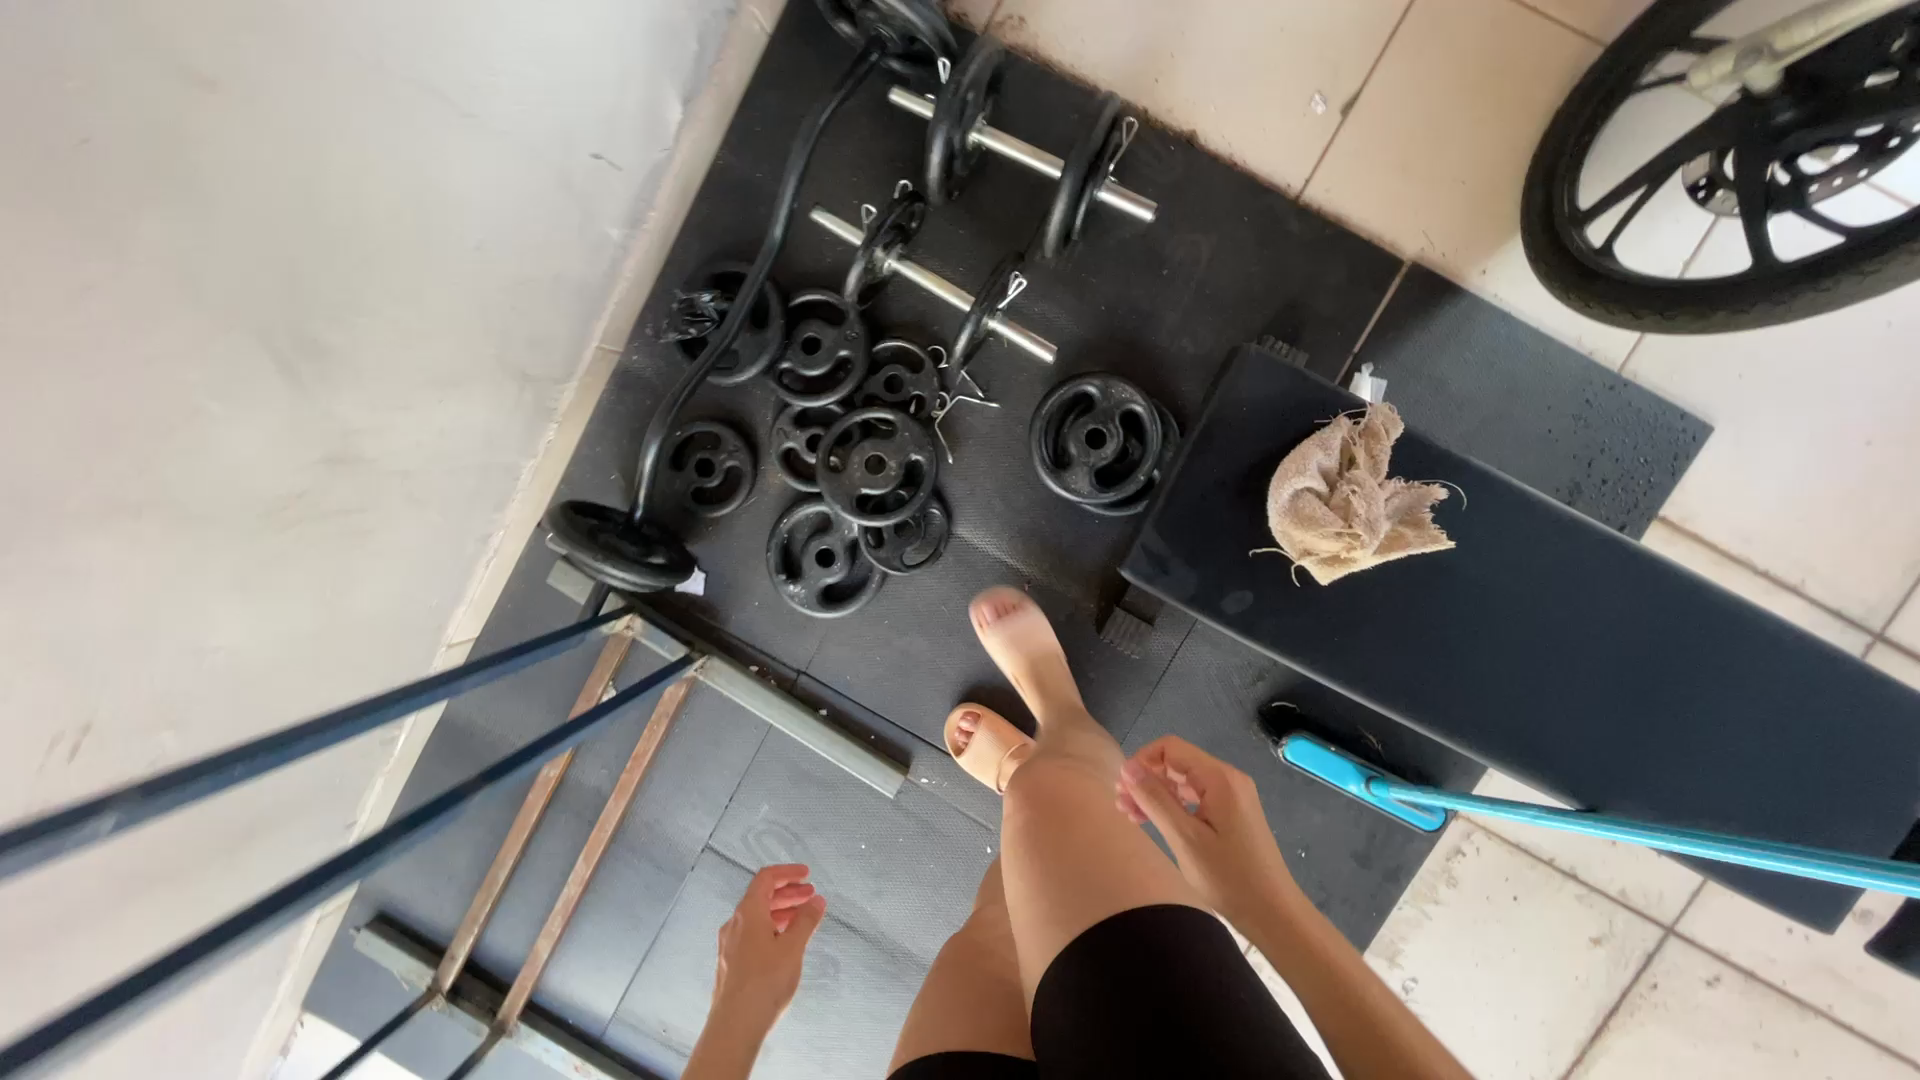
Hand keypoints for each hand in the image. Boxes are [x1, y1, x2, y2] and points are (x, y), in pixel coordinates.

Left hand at [710, 864, 827, 1032]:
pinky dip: (771, 928)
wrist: (734, 1027)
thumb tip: (817, 900)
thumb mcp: (793, 948)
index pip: (766, 878)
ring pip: (756, 917)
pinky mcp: (730, 963)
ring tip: (803, 919)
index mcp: (748, 912)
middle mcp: (734, 923)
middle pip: (760, 896)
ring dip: (780, 912)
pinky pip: (752, 934)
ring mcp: (729, 944)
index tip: (807, 875)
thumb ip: (806, 921)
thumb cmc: (765, 981)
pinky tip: (785, 944)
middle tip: (811, 896)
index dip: (788, 873)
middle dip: (787, 893)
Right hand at [1116, 736, 1301, 928]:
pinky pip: (1195, 797)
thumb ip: (1154, 798)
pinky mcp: (1232, 813)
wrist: (1274, 914)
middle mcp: (1228, 779)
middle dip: (1146, 779)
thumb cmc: (1228, 877)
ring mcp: (1232, 796)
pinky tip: (1156, 822)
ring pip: (1184, 781)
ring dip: (1156, 794)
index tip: (1122, 789)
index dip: (1141, 761)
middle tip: (1122, 806)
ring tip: (1132, 817)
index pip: (1170, 748)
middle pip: (1177, 763)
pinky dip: (1173, 805)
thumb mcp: (1184, 837)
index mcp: (1219, 778)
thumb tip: (1127, 767)